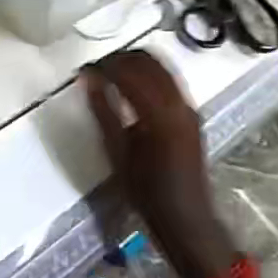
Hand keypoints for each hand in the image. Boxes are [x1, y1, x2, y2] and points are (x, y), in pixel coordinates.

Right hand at [83, 50, 236, 277]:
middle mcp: (179, 101)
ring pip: (162, 67)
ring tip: (112, 73)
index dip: (105, 65)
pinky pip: (170, 80)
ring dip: (136, 63)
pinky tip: (133, 87)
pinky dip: (150, 74)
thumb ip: (103, 111)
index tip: (86, 69)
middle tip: (97, 67)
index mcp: (159, 111)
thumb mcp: (117, 153)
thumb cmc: (147, 192)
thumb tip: (88, 79)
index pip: (129, 71)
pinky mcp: (192, 113)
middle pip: (149, 61)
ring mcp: (189, 106)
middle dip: (121, 58)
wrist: (186, 218)